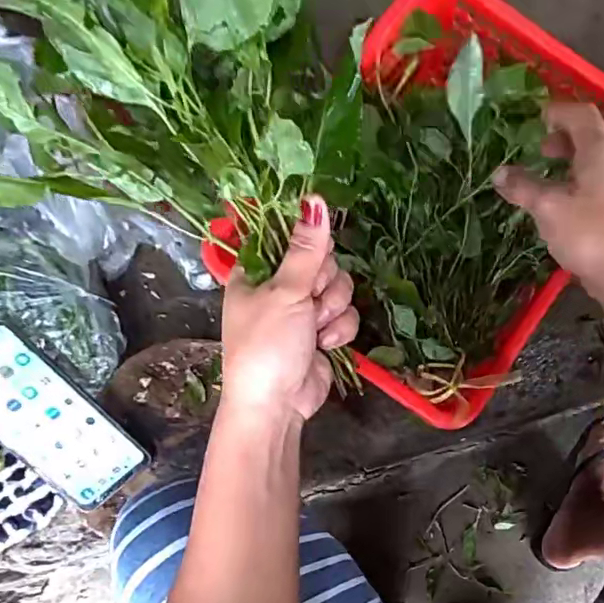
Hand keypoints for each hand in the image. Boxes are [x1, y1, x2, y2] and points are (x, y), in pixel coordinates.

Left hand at [220, 196, 357, 424]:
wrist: (276, 403)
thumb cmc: (267, 345)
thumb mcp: (285, 292)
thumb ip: (306, 249)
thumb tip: (316, 199)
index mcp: (257, 271)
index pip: (291, 238)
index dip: (307, 247)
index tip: (310, 261)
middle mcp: (281, 287)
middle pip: (324, 264)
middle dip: (324, 286)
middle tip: (308, 303)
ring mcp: (303, 311)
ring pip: (340, 291)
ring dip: (333, 312)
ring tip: (314, 330)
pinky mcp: (323, 333)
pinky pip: (346, 317)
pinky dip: (339, 331)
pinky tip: (325, 346)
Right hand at [493, 103, 603, 301]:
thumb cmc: (588, 234)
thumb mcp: (548, 207)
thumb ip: (523, 187)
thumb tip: (499, 173)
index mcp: (599, 151)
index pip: (581, 114)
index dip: (557, 111)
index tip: (534, 119)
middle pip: (589, 136)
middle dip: (562, 137)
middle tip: (538, 148)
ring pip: (592, 162)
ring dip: (568, 162)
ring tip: (544, 175)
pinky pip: (594, 184)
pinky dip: (574, 182)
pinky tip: (558, 202)